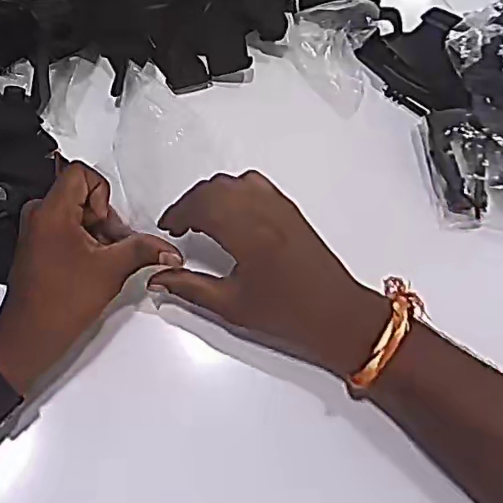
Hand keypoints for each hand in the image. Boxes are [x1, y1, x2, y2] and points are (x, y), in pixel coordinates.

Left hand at [0, 161, 181, 391]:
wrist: (31, 333)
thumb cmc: (57, 304)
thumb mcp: (110, 270)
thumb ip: (142, 249)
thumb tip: (164, 247)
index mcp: (51, 210)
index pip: (81, 173)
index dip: (103, 195)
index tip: (106, 223)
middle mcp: (39, 214)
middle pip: (82, 194)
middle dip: (104, 219)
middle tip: (111, 246)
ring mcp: (36, 228)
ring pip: (75, 212)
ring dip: (95, 233)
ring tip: (101, 261)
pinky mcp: (37, 243)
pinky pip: (65, 226)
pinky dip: (82, 241)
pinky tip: (89, 267)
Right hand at [147, 171, 388, 378]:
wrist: (342, 319)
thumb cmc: (292, 317)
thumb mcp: (232, 307)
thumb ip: (190, 288)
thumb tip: (159, 279)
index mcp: (247, 234)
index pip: (200, 207)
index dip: (177, 214)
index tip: (169, 227)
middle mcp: (263, 213)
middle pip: (213, 190)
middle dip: (190, 204)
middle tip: (179, 224)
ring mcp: (278, 208)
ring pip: (232, 183)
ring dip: (210, 195)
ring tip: (201, 218)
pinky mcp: (289, 210)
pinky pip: (252, 184)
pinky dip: (233, 190)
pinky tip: (230, 211)